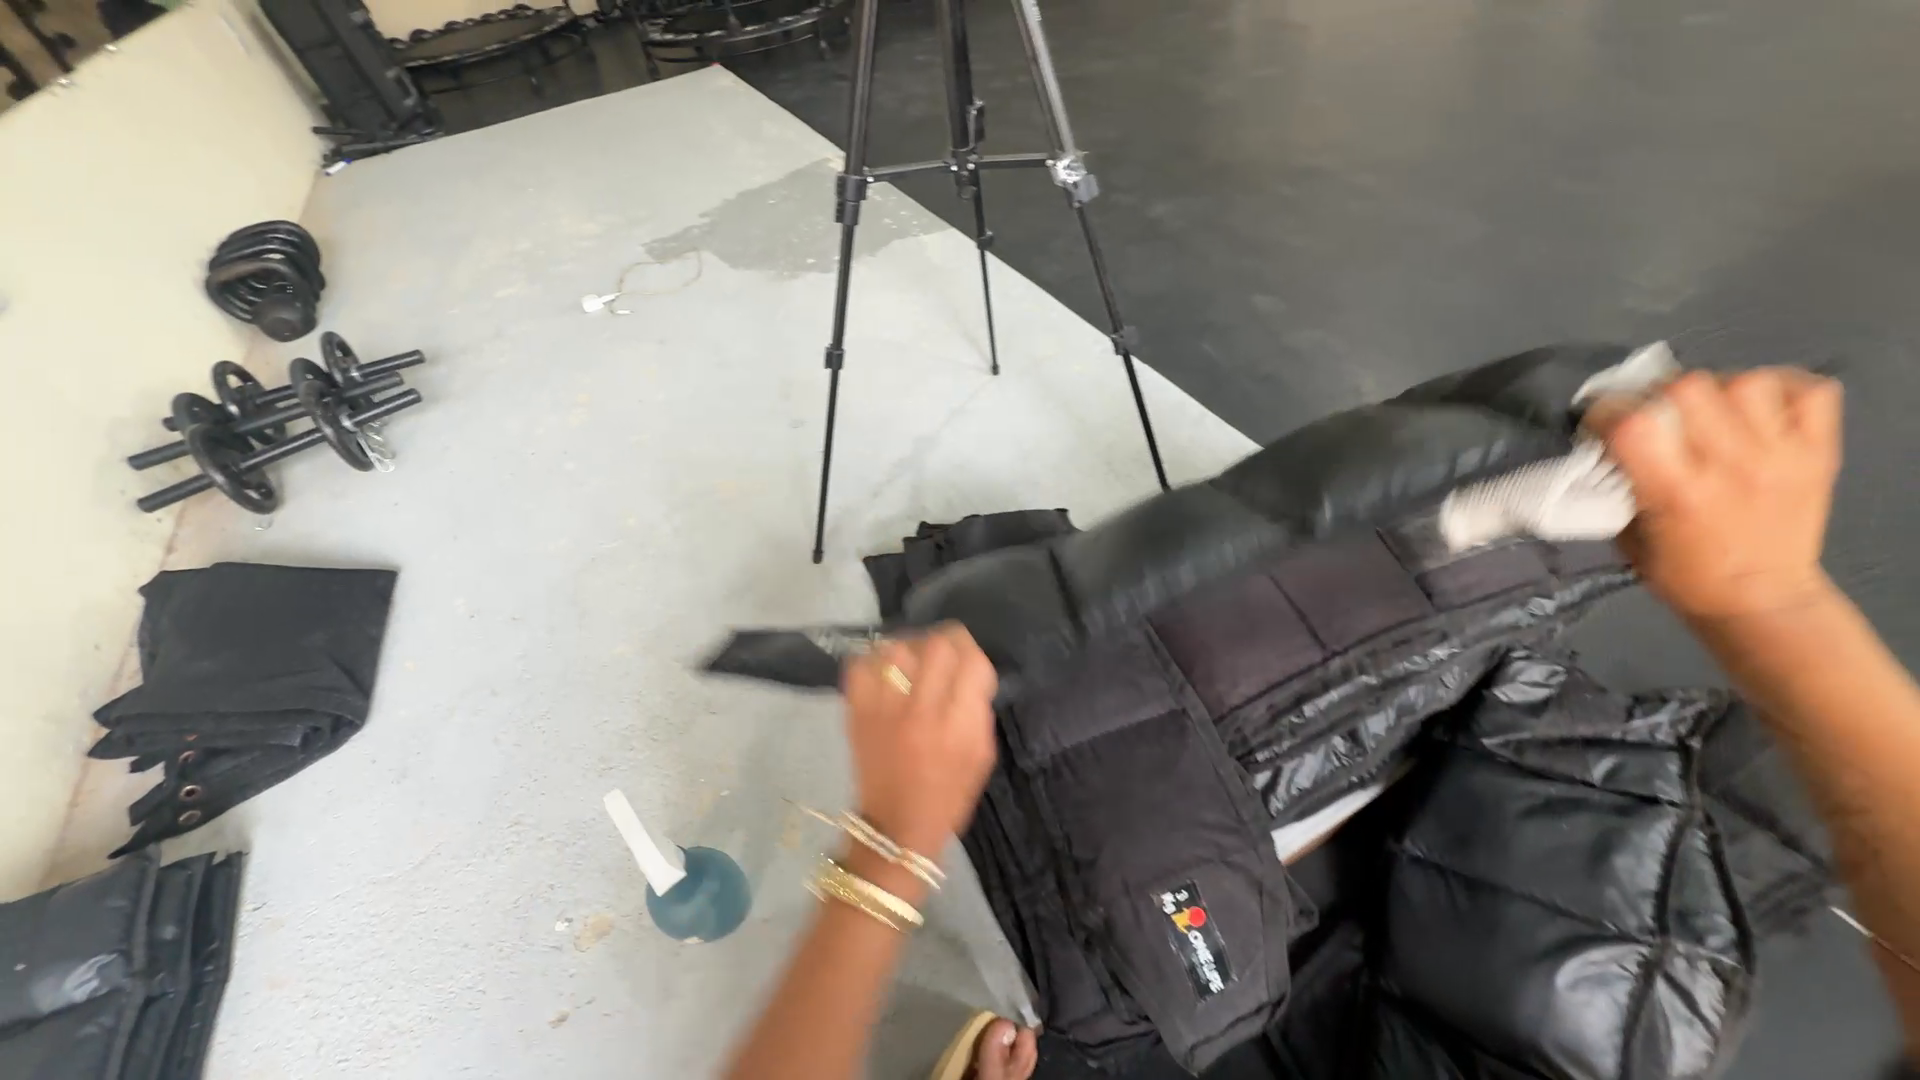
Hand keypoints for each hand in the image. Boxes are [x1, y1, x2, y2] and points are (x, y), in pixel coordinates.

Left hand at [842, 624, 998, 856]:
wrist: (895, 828)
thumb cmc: (948, 795)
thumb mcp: (981, 755)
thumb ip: (978, 709)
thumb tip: (970, 673)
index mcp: (958, 723)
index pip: (971, 661)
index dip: (974, 652)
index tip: (971, 660)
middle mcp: (921, 709)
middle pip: (937, 646)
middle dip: (948, 642)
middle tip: (947, 652)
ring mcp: (884, 708)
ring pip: (898, 648)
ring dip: (912, 648)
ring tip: (915, 659)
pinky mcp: (856, 711)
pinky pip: (861, 666)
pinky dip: (873, 661)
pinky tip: (885, 670)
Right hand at [1595, 368, 1843, 619]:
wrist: (1761, 598)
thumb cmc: (1681, 574)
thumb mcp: (1627, 532)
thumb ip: (1620, 482)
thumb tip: (1606, 442)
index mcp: (1677, 491)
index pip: (1632, 422)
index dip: (1605, 411)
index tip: (1598, 422)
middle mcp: (1733, 465)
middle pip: (1689, 387)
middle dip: (1659, 394)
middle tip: (1654, 414)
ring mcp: (1783, 454)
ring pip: (1747, 380)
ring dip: (1717, 389)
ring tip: (1706, 412)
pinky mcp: (1819, 450)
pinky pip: (1809, 389)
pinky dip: (1780, 388)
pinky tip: (1755, 408)